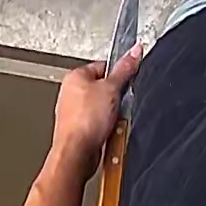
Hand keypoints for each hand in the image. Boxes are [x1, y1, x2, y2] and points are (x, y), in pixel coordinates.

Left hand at [47, 47, 141, 179]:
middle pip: (105, 88)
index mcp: (75, 76)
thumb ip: (124, 69)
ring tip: (112, 120)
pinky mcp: (80, 128)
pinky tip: (109, 131)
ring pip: (104, 107)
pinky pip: (101, 123)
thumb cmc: (84, 122)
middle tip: (118, 103)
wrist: (76, 154)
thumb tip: (134, 52)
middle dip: (115, 97)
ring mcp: (75, 112)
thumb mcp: (111, 89)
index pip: (104, 66)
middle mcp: (72, 92)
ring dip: (113, 114)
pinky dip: (108, 127)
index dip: (118, 74)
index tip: (127, 80)